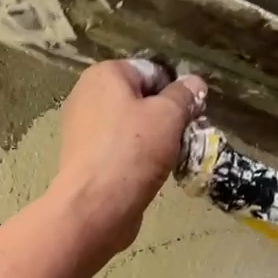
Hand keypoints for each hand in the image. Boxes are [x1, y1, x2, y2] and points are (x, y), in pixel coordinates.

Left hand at [48, 60, 206, 256]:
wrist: (95, 205)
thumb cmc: (133, 150)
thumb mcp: (169, 116)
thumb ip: (184, 95)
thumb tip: (194, 82)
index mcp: (104, 74)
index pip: (152, 71)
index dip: (175, 91)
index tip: (190, 115)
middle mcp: (87, 94)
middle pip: (141, 98)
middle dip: (166, 116)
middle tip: (184, 137)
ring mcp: (83, 126)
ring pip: (132, 125)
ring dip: (154, 138)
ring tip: (171, 157)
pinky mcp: (85, 155)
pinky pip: (120, 146)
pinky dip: (137, 155)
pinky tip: (151, 172)